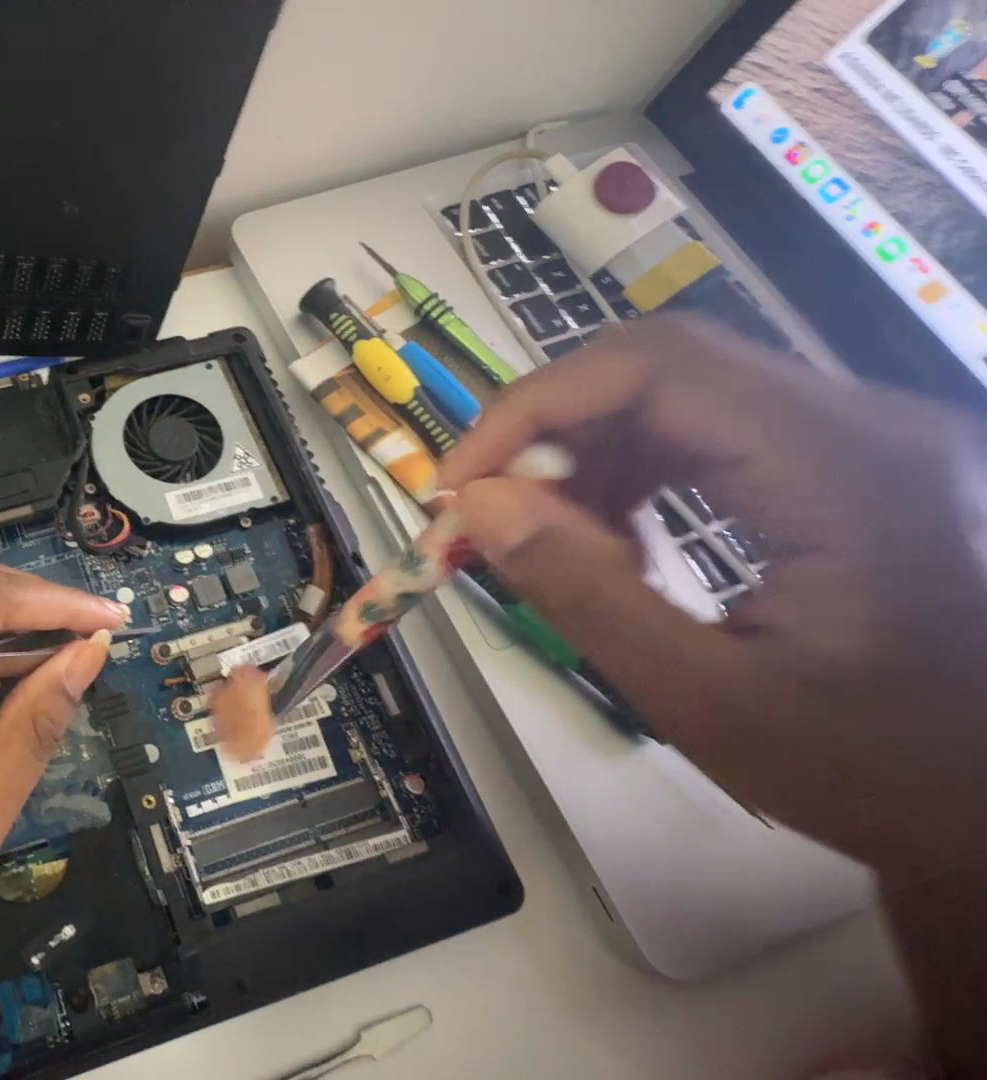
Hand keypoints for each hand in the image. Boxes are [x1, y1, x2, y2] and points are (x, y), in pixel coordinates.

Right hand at [431, 316, 986, 881]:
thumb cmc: (875, 767)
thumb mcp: (706, 700)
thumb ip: (583, 592)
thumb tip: (478, 503)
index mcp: (849, 470)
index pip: (657, 367)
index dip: (532, 408)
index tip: (460, 487)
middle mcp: (867, 423)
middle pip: (661, 365)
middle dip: (546, 429)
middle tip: (487, 509)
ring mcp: (862, 437)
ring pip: (674, 392)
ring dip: (582, 453)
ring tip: (549, 537)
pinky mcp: (846, 461)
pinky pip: (703, 429)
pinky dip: (627, 471)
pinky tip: (615, 538)